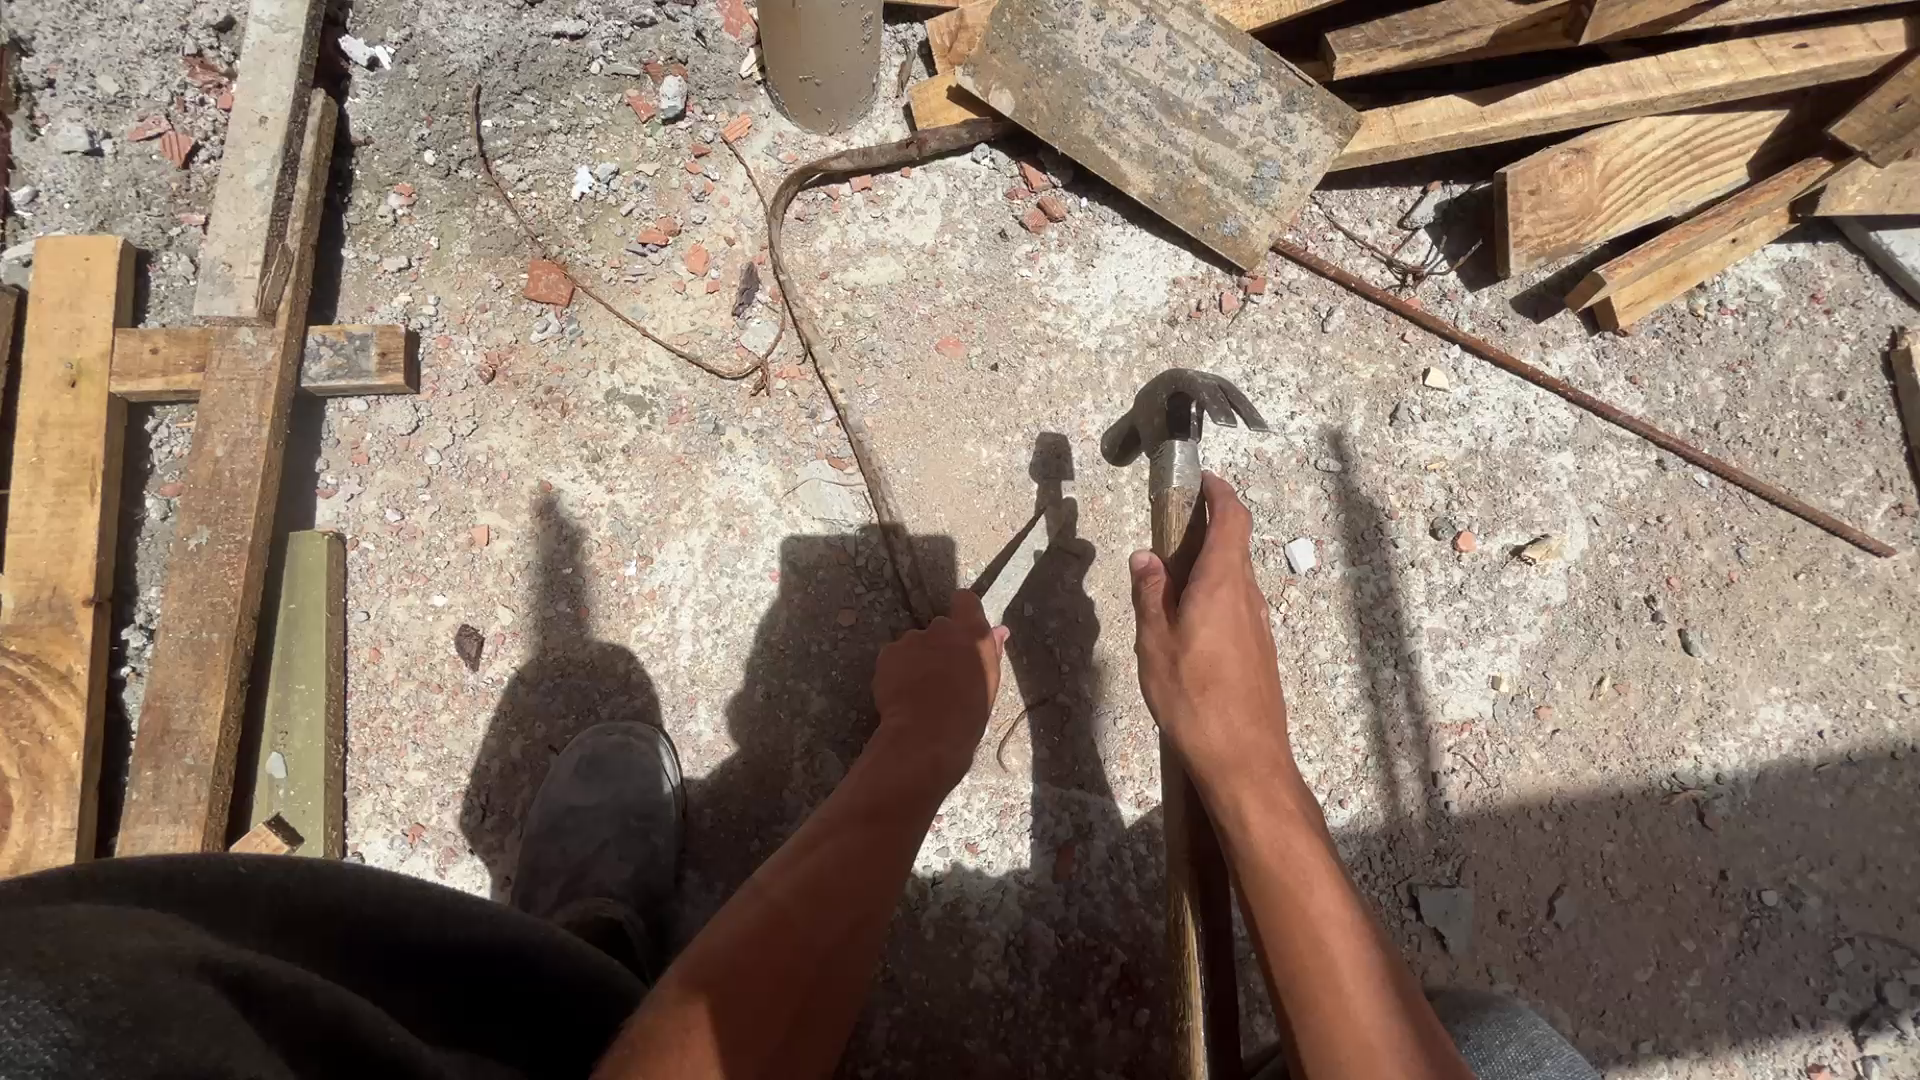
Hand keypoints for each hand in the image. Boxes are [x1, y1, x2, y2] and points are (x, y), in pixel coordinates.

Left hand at [872, 590, 1009, 785]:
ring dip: (916, 659)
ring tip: (919, 690)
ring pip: (915, 643)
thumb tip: (1000, 630)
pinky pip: (894, 657)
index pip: (966, 600)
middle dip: (939, 644)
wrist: (926, 736)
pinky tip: (902, 693)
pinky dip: (897, 670)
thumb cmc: (968, 715)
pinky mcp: (888, 653)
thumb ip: (991, 651)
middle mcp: (942, 629)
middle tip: (940, 674)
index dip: (963, 611)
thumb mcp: (989, 684)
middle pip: (940, 627)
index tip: (962, 628)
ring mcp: (912, 639)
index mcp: (972, 634)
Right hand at [1130, 473, 1291, 788]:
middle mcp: (1248, 596)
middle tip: (1163, 537)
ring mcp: (1259, 624)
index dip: (1219, 492)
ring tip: (1166, 584)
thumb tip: (1146, 556)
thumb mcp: (1154, 643)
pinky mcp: (1260, 649)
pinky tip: (1187, 624)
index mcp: (1222, 584)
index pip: (1232, 519)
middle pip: (1233, 546)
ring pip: (1233, 578)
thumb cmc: (1192, 695)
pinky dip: (1213, 594)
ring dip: (1206, 566)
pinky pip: (1236, 605)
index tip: (1200, 479)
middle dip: (1203, 530)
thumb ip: (1150, 594)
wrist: (1244, 757)